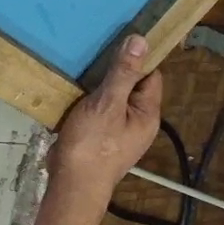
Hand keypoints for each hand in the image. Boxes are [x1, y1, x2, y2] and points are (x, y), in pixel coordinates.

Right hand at [48, 35, 162, 203]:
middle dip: (114, 69)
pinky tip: (73, 89)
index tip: (117, 39)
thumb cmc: (93, 143)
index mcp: (147, 115)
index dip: (137, 58)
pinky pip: (99, 110)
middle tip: (93, 49)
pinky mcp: (100, 137)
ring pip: (112, 97)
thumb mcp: (107, 103)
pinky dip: (88, 98)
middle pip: (131, 85)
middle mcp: (138, 123)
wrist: (72, 185)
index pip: (151, 76)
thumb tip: (142, 40)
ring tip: (81, 65)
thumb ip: (124, 73)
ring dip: (98, 83)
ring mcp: (119, 131)